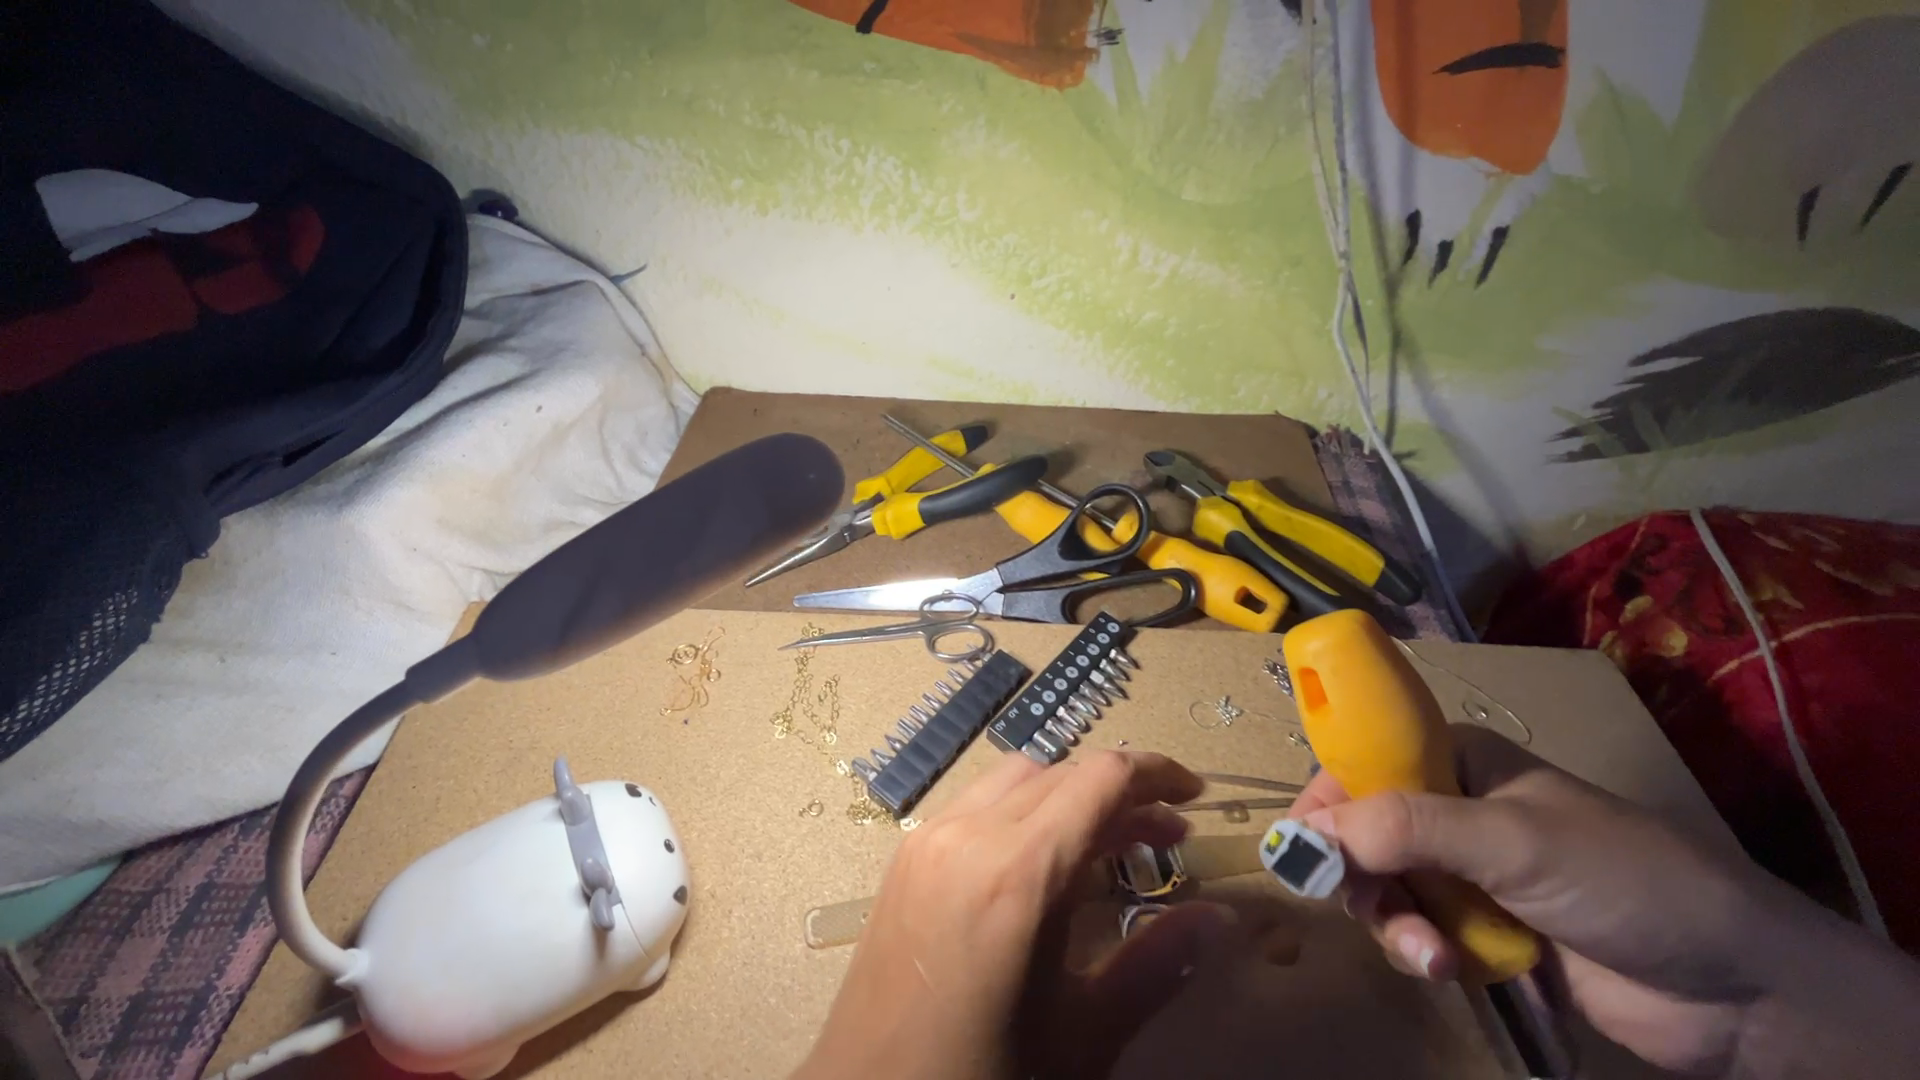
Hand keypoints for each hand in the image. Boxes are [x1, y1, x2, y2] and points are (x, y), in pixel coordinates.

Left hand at [793, 750, 1237, 1079]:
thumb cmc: (987, 1073)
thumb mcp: (1086, 1033)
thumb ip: (1157, 965)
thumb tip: (1218, 919)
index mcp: (1018, 871)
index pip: (1100, 779)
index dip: (1156, 773)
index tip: (1194, 794)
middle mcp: (968, 832)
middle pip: (1062, 772)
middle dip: (1120, 791)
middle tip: (1164, 836)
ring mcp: (929, 837)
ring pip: (1017, 777)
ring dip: (1070, 793)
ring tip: (1107, 842)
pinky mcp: (907, 852)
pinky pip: (978, 800)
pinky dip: (1024, 807)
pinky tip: (1041, 856)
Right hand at [1292, 724, 1919, 1077]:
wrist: (1741, 988)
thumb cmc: (1621, 879)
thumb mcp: (1508, 839)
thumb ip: (1405, 828)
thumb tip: (1307, 833)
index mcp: (1455, 760)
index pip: (1359, 763)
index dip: (1323, 801)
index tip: (1300, 847)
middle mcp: (1449, 808)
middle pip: (1359, 831)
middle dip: (1356, 874)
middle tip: (1358, 904)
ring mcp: (1464, 871)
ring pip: (1382, 886)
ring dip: (1391, 921)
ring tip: (1428, 954)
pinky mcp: (1479, 927)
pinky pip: (1415, 931)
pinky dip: (1419, 950)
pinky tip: (1447, 969)